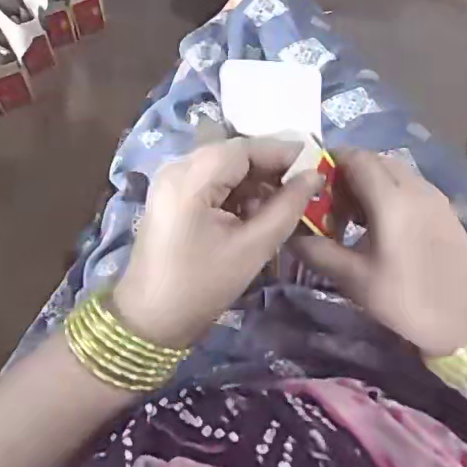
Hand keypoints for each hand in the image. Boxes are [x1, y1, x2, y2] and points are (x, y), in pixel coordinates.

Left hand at [112, 138, 323, 347]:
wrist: (150, 319)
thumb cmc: (202, 285)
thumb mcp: (252, 247)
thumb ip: (287, 207)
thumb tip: (314, 175)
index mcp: (190, 177)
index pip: (244, 147)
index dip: (283, 153)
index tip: (316, 167)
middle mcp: (176, 168)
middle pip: (232, 153)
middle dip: (269, 168)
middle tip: (302, 189)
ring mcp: (170, 180)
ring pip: (222, 166)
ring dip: (253, 181)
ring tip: (280, 206)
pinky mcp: (170, 195)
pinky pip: (209, 179)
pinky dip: (234, 191)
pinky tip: (252, 213)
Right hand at [292, 147, 466, 356]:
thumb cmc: (406, 299)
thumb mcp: (353, 279)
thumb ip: (317, 250)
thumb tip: (290, 232)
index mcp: (391, 199)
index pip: (355, 157)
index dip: (329, 163)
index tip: (312, 187)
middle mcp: (414, 187)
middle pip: (374, 160)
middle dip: (347, 174)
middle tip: (330, 205)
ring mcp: (434, 195)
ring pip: (392, 171)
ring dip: (369, 183)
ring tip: (353, 218)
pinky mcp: (445, 208)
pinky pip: (409, 185)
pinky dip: (389, 192)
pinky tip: (381, 226)